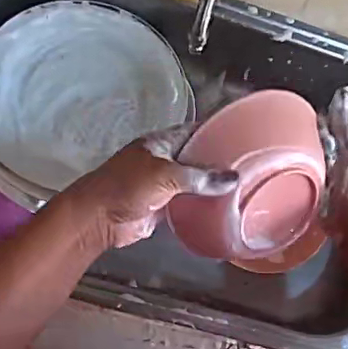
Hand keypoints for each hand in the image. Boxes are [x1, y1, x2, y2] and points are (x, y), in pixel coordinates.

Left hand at [57, 128, 237, 249]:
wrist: (98, 218)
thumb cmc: (126, 187)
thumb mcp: (166, 175)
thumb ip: (200, 177)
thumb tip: (232, 179)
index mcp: (162, 143)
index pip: (194, 131)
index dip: (215, 130)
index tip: (240, 134)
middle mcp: (164, 160)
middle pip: (197, 158)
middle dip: (218, 161)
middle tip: (249, 165)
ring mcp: (163, 184)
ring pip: (194, 182)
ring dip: (211, 186)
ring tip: (243, 186)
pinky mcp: (162, 207)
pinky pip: (187, 203)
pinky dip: (202, 205)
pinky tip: (222, 207)